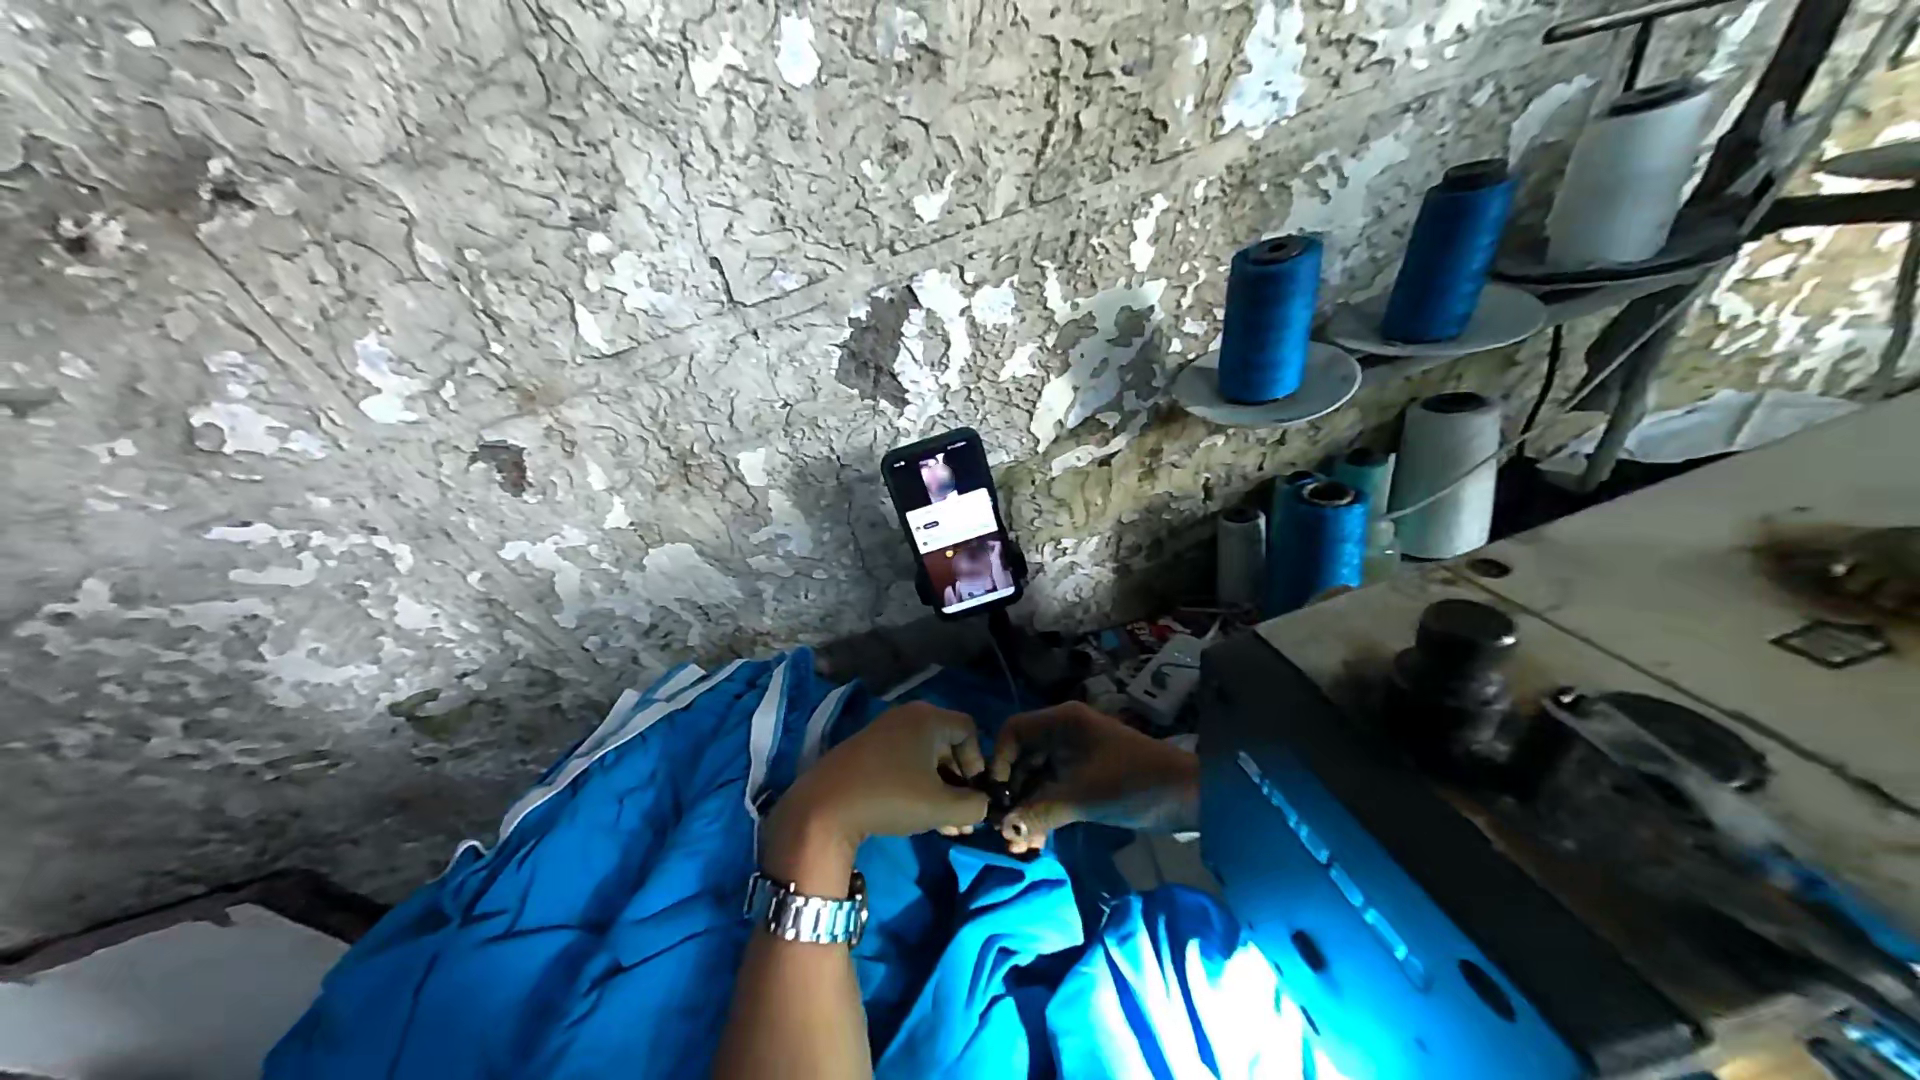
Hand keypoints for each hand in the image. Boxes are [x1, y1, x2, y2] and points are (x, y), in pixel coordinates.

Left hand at [765, 703, 988, 891]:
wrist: (824, 807)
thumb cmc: (890, 798)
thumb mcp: (941, 807)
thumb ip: (974, 805)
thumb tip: (982, 803)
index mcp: (928, 718)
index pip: (968, 730)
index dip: (977, 761)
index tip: (972, 792)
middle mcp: (907, 716)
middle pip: (946, 744)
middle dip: (959, 781)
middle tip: (962, 815)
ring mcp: (883, 731)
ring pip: (925, 757)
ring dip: (940, 788)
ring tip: (945, 825)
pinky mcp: (866, 750)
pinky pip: (904, 761)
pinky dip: (917, 783)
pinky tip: (918, 815)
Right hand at [990, 702, 1199, 854]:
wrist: (1188, 797)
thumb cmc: (1133, 783)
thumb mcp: (1082, 797)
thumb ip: (1039, 812)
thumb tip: (1003, 830)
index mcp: (1062, 722)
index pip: (1013, 731)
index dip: (999, 760)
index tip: (996, 795)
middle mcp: (1063, 734)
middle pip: (1022, 759)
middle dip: (1012, 796)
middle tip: (1002, 831)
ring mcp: (1074, 757)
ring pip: (1037, 780)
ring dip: (1026, 811)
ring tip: (1017, 846)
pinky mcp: (1084, 778)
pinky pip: (1053, 792)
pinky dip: (1043, 814)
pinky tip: (1035, 844)